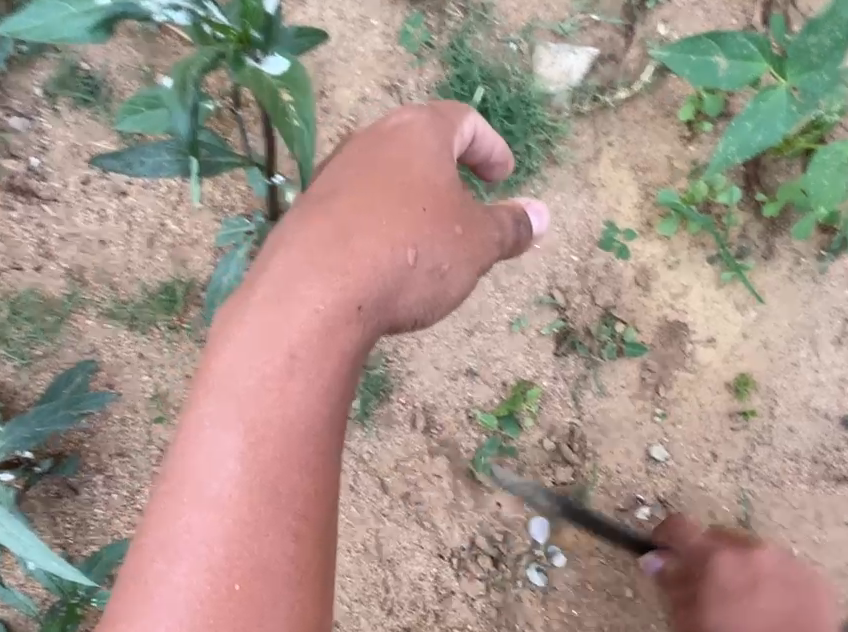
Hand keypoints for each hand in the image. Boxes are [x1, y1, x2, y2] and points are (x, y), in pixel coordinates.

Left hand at [241, 102, 548, 340]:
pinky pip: (353, 216)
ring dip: (407, 205)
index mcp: (418, 133)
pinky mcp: (306, 218)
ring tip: (424, 241)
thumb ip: (509, 228)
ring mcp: (332, 178)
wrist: (315, 293)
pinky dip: (375, 231)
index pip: (463, 122)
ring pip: (380, 181)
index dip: (489, 148)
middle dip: (444, 173)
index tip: (503, 175)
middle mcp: (370, 142)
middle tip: (464, 202)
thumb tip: (541, 216)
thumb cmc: (412, 255)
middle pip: (415, 147)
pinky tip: (381, 266)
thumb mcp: (476, 245)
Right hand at [643, 516, 847, 631]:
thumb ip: (670, 587)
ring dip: (736, 568)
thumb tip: (654, 561)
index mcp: (714, 559)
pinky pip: (776, 566)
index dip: (665, 536)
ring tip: (741, 604)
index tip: (663, 554)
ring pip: (747, 551)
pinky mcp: (809, 573)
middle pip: (715, 537)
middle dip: (703, 557)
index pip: (679, 527)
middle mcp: (749, 548)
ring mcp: (784, 558)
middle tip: (704, 589)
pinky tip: (769, 611)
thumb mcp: (690, 626)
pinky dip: (765, 580)